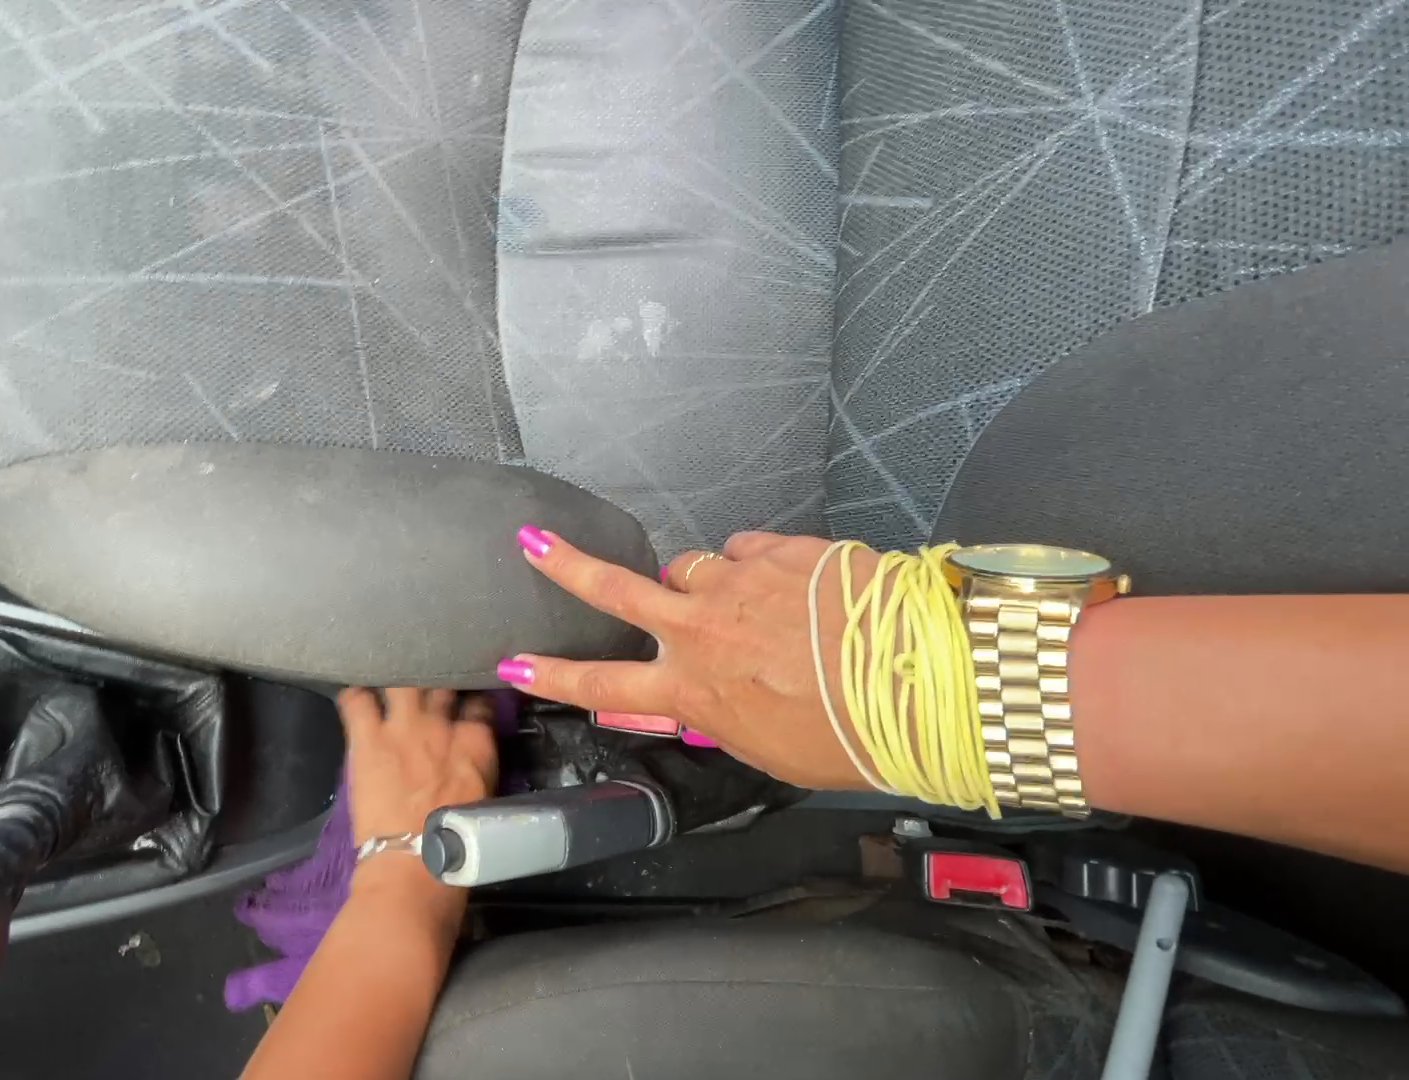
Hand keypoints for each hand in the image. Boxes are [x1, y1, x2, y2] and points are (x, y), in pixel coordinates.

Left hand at [337, 688, 498, 847]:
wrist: (414, 862)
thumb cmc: (455, 841)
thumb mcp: (480, 794)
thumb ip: (473, 762)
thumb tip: (466, 754)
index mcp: (475, 741)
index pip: (479, 703)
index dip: (471, 699)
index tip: (465, 702)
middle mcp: (440, 723)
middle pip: (440, 685)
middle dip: (436, 682)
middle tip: (428, 687)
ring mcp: (403, 726)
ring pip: (401, 682)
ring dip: (397, 682)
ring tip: (390, 685)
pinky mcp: (368, 737)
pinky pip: (357, 701)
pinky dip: (354, 695)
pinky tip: (353, 695)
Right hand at [503, 529, 877, 790]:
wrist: (931, 680)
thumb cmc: (851, 737)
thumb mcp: (771, 748)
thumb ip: (723, 713)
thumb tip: (710, 692)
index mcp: (693, 688)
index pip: (602, 684)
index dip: (552, 676)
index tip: (512, 664)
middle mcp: (699, 629)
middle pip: (615, 589)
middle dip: (566, 566)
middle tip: (532, 542)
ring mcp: (734, 582)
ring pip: (688, 567)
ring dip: (698, 583)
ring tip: (735, 598)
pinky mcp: (777, 551)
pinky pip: (745, 551)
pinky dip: (753, 568)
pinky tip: (785, 584)